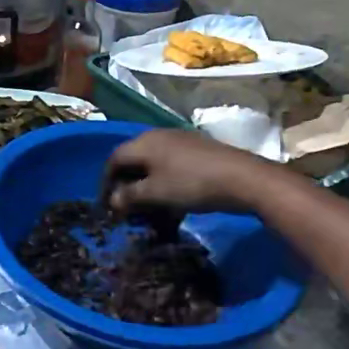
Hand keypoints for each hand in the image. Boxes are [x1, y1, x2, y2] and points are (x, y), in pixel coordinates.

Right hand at [103, 130, 290, 214]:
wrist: (242, 177)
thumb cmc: (192, 184)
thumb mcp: (156, 193)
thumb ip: (130, 196)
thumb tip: (112, 200)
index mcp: (144, 143)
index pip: (114, 159)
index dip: (106, 182)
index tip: (106, 205)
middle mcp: (158, 137)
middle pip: (134, 161)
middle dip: (128, 186)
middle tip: (127, 209)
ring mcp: (180, 142)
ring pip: (154, 166)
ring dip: (148, 189)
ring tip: (151, 212)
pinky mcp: (197, 151)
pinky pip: (172, 168)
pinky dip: (166, 186)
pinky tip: (174, 206)